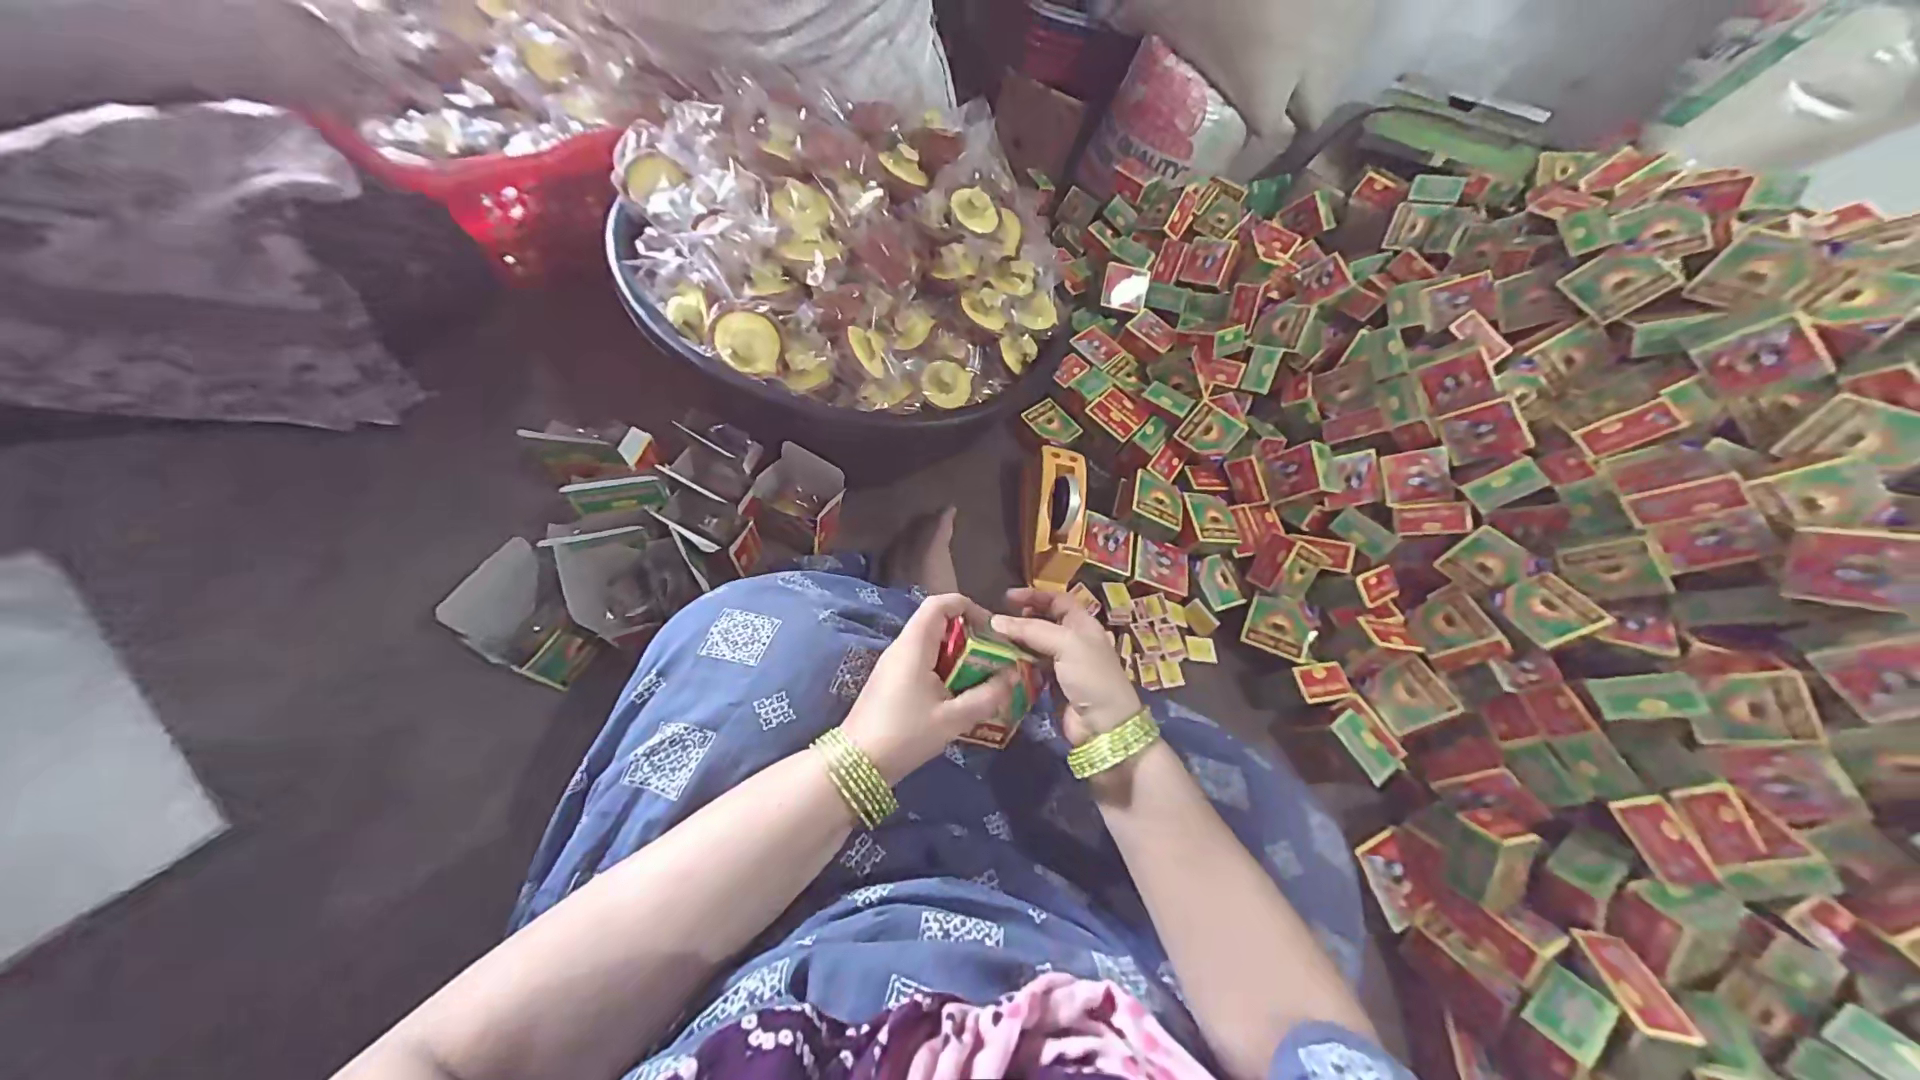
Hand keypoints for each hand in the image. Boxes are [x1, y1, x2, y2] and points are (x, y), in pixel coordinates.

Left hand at [840, 593, 1018, 784]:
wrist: (857, 764)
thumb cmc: (905, 735)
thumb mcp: (953, 718)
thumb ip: (988, 695)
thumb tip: (1015, 676)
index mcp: (914, 645)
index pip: (940, 604)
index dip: (969, 607)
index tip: (992, 630)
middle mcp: (902, 647)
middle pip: (938, 623)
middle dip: (970, 636)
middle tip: (994, 659)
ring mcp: (894, 664)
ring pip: (932, 644)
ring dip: (959, 656)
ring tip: (983, 678)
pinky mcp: (892, 681)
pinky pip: (923, 661)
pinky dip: (945, 669)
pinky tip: (958, 694)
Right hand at [992, 588, 1143, 745]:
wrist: (1103, 726)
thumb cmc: (1090, 676)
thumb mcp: (1065, 644)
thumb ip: (1031, 629)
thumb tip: (996, 621)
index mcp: (1083, 624)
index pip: (1058, 600)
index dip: (1035, 595)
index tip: (1007, 597)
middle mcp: (1074, 640)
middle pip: (1044, 622)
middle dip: (1022, 619)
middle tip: (998, 622)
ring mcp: (1064, 664)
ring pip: (1036, 645)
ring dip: (1017, 642)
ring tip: (995, 641)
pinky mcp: (1054, 685)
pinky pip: (1032, 667)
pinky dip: (1019, 663)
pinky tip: (1003, 662)